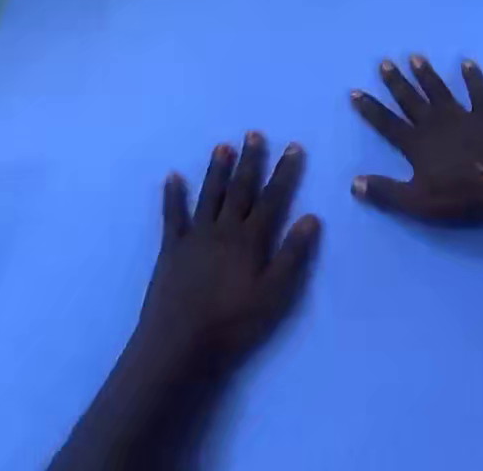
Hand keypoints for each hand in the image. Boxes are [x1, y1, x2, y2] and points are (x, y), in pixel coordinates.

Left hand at [133, 133, 320, 376]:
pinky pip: (172, 216)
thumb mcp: (274, 295)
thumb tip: (312, 217)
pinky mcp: (170, 250)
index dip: (285, 172)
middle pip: (241, 188)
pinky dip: (172, 196)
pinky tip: (172, 177)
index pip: (273, 197)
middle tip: (254, 133)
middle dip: (250, 160)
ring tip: (223, 145)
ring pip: (209, 195)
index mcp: (251, 239)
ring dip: (217, 169)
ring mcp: (194, 237)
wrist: (176, 349)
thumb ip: (292, 254)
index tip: (293, 147)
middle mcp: (224, 229)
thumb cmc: (232, 325)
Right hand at [349, 56, 482, 224]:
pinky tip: (467, 62)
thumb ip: (385, 191)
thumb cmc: (459, 193)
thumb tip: (354, 183)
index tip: (355, 91)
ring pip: (439, 90)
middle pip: (411, 99)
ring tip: (416, 56)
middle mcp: (435, 123)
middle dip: (396, 81)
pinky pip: (478, 91)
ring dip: (426, 74)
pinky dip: (473, 77)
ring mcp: (461, 115)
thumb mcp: (417, 201)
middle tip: (384, 62)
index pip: (387, 124)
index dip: (370, 109)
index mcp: (417, 143)